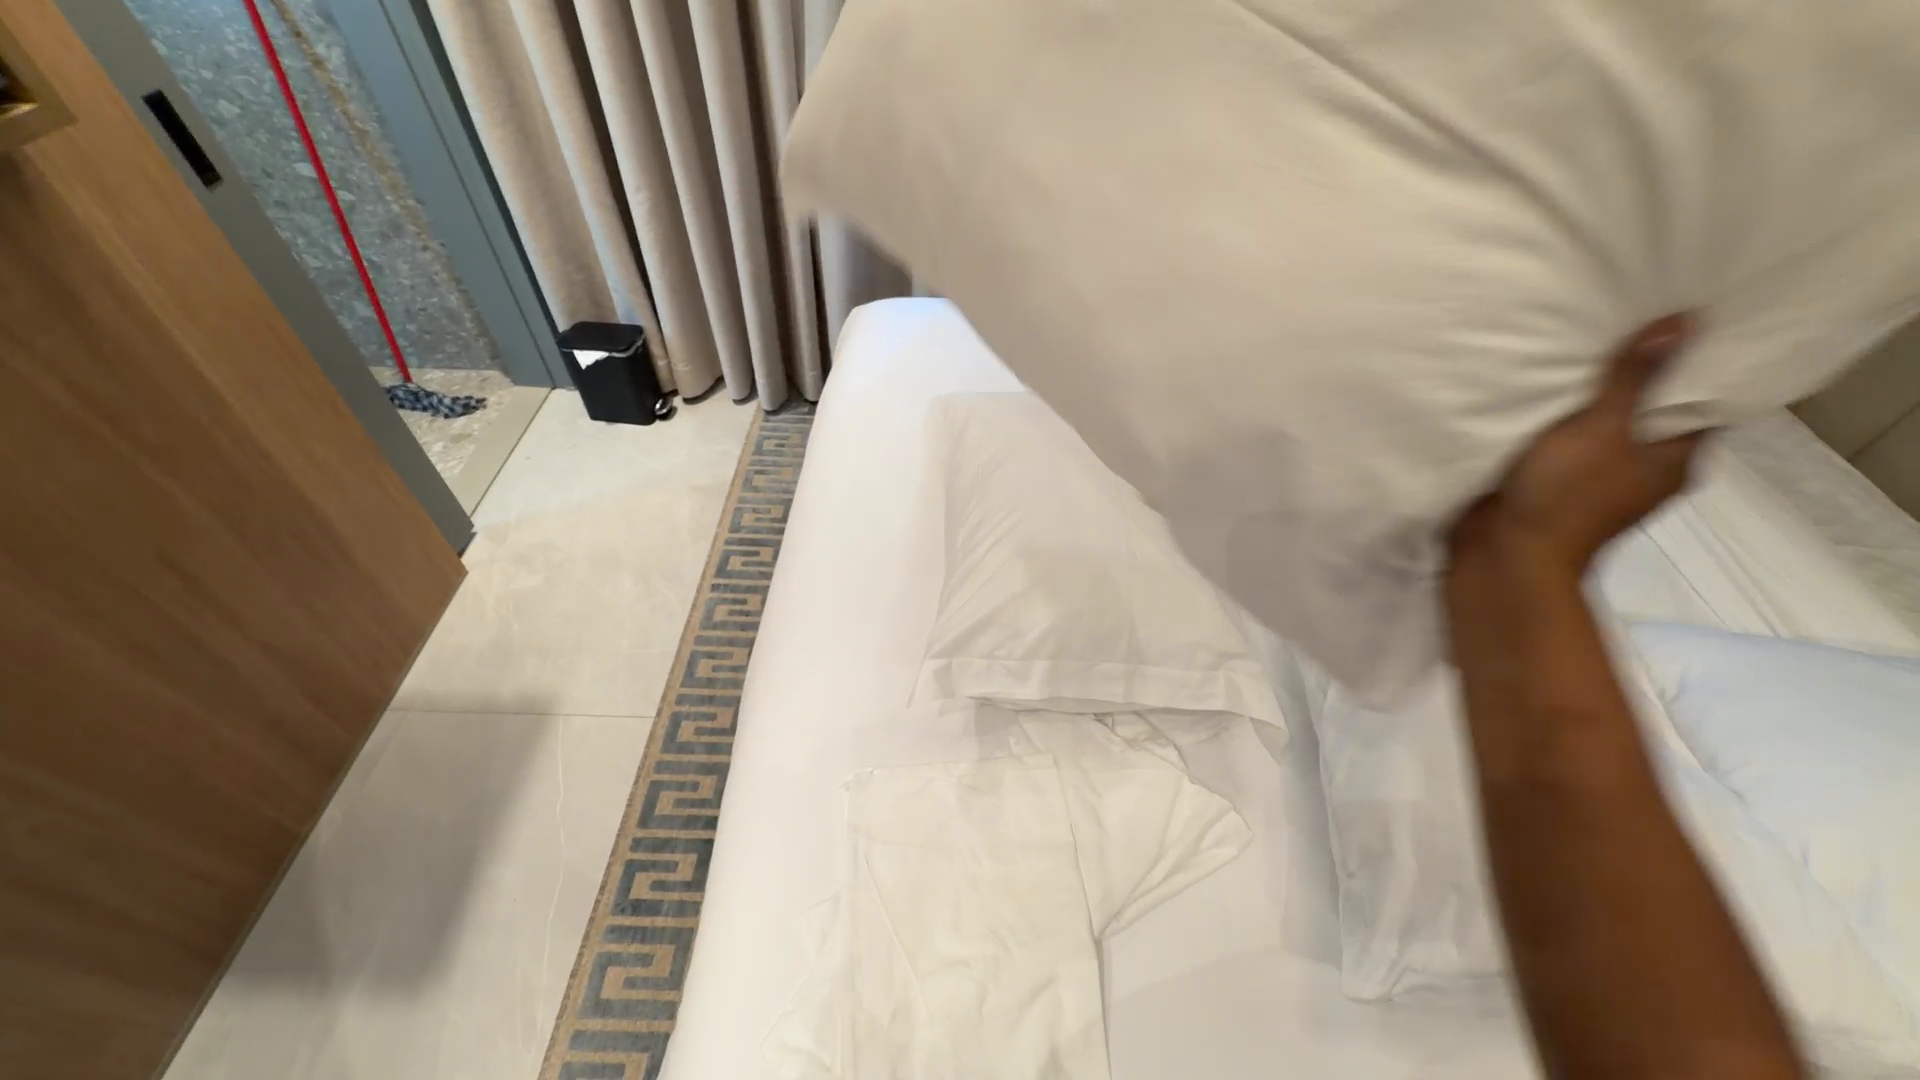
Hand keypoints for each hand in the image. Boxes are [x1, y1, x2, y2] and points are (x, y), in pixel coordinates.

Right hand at [1450, 314, 1710, 574]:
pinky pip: (1563, 446)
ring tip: (1574, 354)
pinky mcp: (1555, 488)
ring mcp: (1597, 482)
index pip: (1702, 401)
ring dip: (1589, 403)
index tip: (1682, 321)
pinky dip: (1556, 426)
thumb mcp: (1601, 427)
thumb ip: (1634, 377)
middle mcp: (1644, 471)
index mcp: (1674, 460)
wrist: (1505, 555)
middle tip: (1622, 325)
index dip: (1695, 362)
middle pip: (1648, 413)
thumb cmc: (1566, 494)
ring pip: (1602, 430)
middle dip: (1634, 377)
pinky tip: (1539, 399)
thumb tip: (1685, 321)